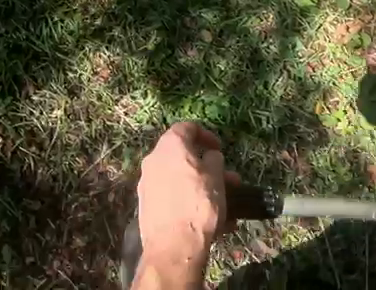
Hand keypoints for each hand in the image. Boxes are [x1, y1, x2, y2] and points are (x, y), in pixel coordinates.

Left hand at [134, 122, 235, 289]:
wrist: (173, 248)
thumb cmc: (198, 203)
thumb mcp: (216, 176)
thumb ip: (214, 159)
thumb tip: (210, 157)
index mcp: (170, 145)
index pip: (188, 128)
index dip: (207, 135)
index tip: (220, 149)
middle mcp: (154, 159)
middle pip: (184, 157)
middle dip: (209, 169)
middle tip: (228, 181)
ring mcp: (148, 184)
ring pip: (181, 180)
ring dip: (203, 189)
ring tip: (226, 208)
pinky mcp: (147, 207)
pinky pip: (173, 199)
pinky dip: (191, 204)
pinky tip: (212, 224)